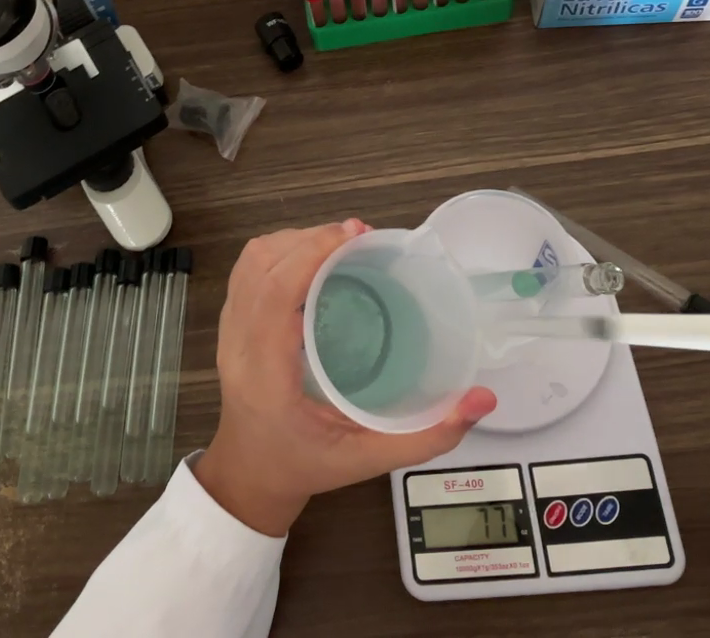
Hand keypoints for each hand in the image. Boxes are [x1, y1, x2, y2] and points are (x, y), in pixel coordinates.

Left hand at [194, 220, 496, 535]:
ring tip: (338, 243)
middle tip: (358, 237)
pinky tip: (311, 258)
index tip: (354, 234)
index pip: (274, 294)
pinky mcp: (229, 323)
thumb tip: (482, 401)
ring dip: (293, 240)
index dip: (311, 253)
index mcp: (265, 374)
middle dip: (310, 238)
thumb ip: (427, 437)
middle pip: (261, 265)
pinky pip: (246, 270)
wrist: (249, 476)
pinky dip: (278, 252)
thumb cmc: (304, 465)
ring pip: (250, 261)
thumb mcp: (367, 459)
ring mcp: (227, 330)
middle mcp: (238, 344)